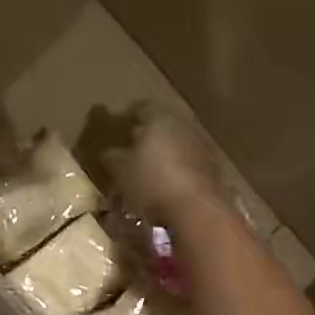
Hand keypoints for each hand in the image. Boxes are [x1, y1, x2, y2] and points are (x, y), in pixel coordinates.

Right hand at [88, 104, 224, 224]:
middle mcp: (179, 122)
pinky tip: (166, 185)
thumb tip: (105, 151)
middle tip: (132, 151)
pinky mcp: (209, 163)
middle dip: (145, 136)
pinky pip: (185, 160)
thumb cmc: (150, 183)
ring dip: (161, 154)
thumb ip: (110, 157)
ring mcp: (197, 142)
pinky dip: (175, 168)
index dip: (125, 118)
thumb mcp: (120, 172)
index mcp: (156, 117)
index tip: (117, 129)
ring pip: (173, 142)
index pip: (138, 108)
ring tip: (148, 172)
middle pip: (158, 125)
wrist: (193, 206)